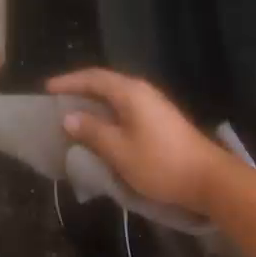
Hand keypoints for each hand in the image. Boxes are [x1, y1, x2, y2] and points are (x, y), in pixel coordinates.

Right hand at [47, 68, 239, 216]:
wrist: (208, 180)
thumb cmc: (160, 163)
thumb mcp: (119, 150)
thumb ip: (92, 131)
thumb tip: (69, 116)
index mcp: (131, 92)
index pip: (94, 77)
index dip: (69, 81)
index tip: (47, 88)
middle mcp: (143, 92)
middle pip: (106, 83)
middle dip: (81, 90)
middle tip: (58, 101)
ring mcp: (155, 106)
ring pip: (117, 97)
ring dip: (95, 103)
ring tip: (75, 115)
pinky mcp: (162, 121)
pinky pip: (126, 109)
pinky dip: (108, 114)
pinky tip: (102, 129)